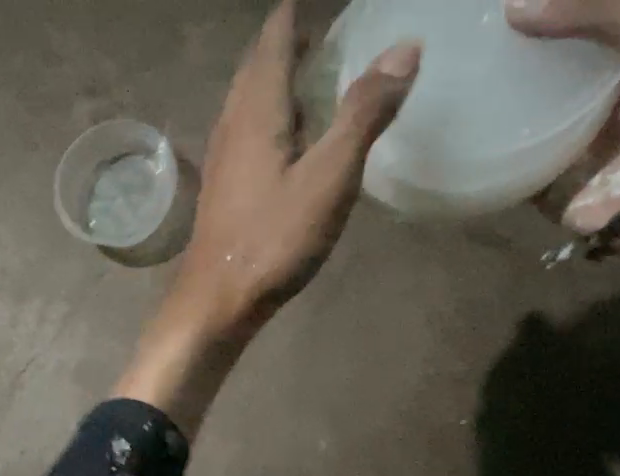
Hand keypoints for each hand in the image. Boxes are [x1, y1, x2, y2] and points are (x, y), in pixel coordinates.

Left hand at [113, 1, 418, 438]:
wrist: (215, 302)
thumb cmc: (272, 240)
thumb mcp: (330, 176)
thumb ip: (363, 113)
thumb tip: (404, 47)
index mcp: (258, 112)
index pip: (274, 41)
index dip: (294, 16)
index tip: (313, 4)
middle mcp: (232, 126)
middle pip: (255, 68)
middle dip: (282, 42)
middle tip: (314, 30)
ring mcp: (222, 160)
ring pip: (245, 102)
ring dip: (270, 79)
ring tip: (301, 72)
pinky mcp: (221, 191)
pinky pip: (243, 133)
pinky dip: (265, 116)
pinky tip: (281, 138)